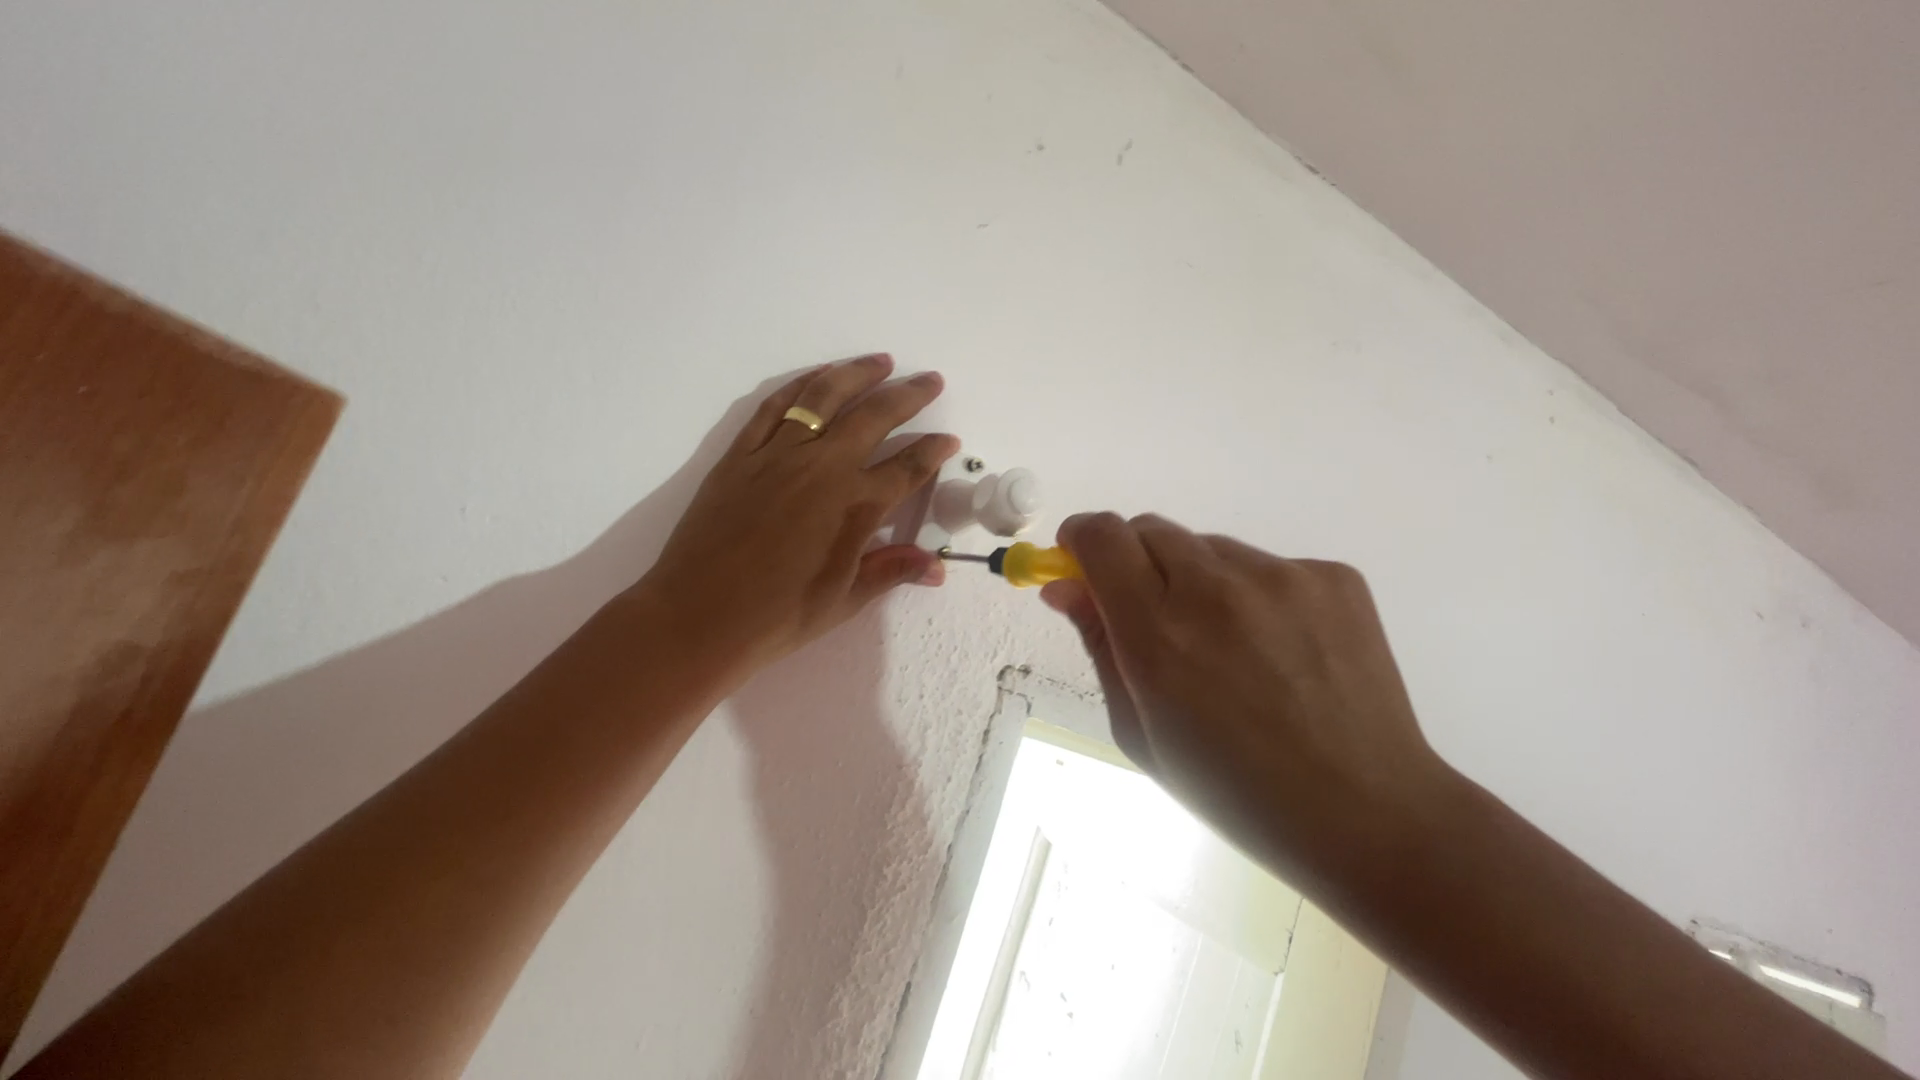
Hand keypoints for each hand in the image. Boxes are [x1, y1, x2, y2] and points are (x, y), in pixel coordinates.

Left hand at [634, 355, 956, 683]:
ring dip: (856, 373)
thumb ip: (891, 571)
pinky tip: (815, 378)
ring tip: (879, 361)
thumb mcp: (844, 600)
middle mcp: (822, 467)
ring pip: (823, 397)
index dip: (933, 451)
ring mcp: (777, 454)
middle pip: (874, 417)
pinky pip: (773, 407)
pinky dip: (799, 386)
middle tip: (930, 380)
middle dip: (908, 395)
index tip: (950, 439)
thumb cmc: (779, 616)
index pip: (907, 467)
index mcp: (854, 505)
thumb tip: (937, 567)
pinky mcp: (740, 454)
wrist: (699, 616)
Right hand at [1040, 513, 1453, 895]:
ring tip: (1233, 650)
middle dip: (1135, 562)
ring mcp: (1282, 576)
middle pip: (1151, 530)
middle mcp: (1217, 589)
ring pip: (1211, 549)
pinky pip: (1268, 566)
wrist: (1366, 812)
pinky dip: (1256, 595)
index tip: (1080, 563)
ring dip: (1199, 581)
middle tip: (1155, 619)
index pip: (1101, 537)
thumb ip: (1100, 646)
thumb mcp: (1141, 734)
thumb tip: (1064, 587)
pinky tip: (1281, 653)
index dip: (1080, 540)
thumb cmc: (1234, 792)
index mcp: (1159, 635)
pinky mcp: (1333, 576)